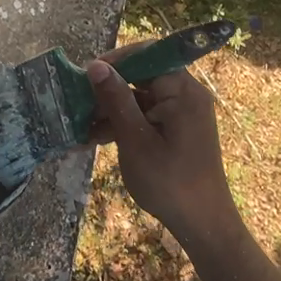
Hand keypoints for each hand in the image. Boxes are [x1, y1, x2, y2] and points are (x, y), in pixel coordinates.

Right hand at [86, 50, 237, 239]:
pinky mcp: (173, 130)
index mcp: (182, 90)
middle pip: (139, 75)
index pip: (147, 54)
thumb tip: (94, 65)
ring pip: (137, 97)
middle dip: (106, 89)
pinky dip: (121, 124)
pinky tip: (93, 139)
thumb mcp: (135, 140)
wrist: (203, 225)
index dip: (116, 60)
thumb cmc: (170, 181)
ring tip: (79, 126)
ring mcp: (179, 113)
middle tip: (76, 103)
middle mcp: (184, 95)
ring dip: (108, 110)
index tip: (87, 75)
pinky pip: (143, 115)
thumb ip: (115, 99)